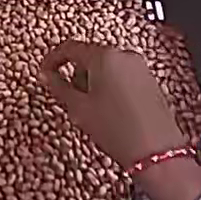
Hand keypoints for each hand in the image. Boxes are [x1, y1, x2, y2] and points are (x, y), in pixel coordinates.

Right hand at [38, 41, 200, 199]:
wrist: (156, 151)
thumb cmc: (115, 129)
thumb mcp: (79, 108)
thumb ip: (58, 87)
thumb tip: (46, 75)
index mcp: (103, 56)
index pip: (70, 48)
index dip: (53, 60)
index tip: (45, 73)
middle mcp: (123, 55)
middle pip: (89, 56)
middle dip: (75, 74)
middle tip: (70, 98)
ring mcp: (139, 67)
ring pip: (106, 66)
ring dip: (93, 81)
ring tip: (92, 109)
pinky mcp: (150, 80)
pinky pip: (122, 75)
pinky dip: (110, 86)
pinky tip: (109, 110)